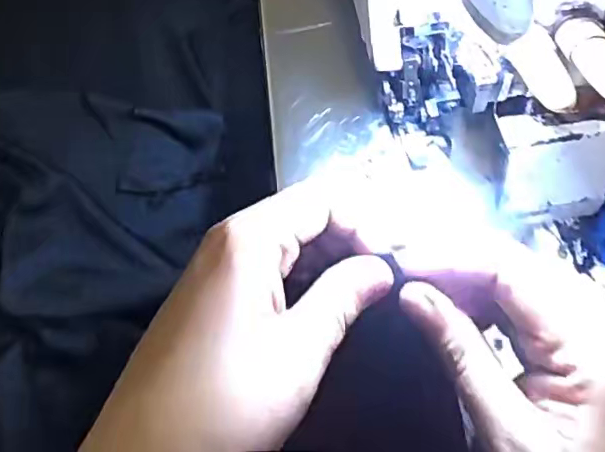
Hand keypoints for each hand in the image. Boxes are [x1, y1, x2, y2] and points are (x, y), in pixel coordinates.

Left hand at [80, 179, 394, 451]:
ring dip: (330, 254)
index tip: (394, 257)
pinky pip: (268, 262)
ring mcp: (216, 264)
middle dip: (352, 234)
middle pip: (306, 210)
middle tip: (387, 269)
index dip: (366, 220)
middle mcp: (230, 237)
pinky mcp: (211, 293)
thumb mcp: (297, 354)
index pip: (324, 196)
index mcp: (249, 236)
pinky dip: (304, 273)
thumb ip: (344, 296)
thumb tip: (380, 268)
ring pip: (290, 237)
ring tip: (365, 285)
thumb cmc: (220, 409)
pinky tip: (326, 299)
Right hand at [396, 239, 604, 451]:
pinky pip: (517, 310)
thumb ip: (463, 358)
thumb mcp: (509, 435)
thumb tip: (416, 296)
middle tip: (402, 265)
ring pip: (512, 283)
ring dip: (464, 278)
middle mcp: (584, 319)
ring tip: (418, 282)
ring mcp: (577, 334)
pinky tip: (451, 307)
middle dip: (454, 259)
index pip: (507, 267)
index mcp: (581, 334)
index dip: (451, 257)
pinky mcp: (565, 353)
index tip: (404, 263)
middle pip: (511, 265)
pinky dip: (480, 304)